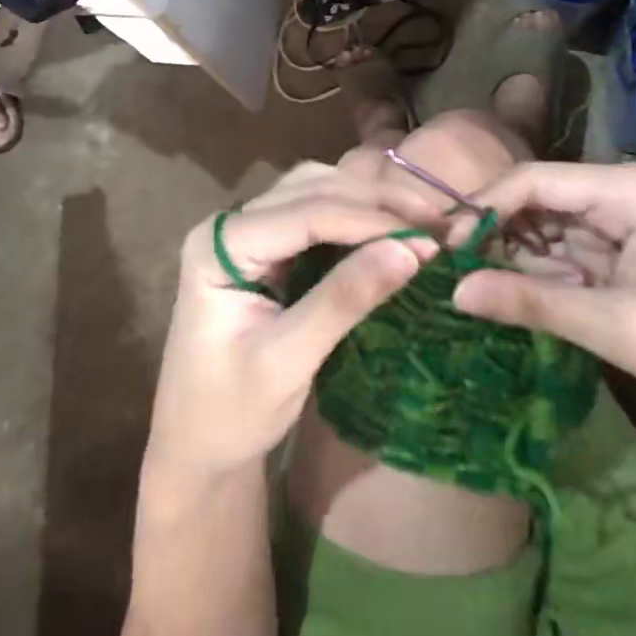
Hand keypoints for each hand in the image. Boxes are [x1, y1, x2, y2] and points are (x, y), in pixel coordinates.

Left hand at [143, 164, 439, 482]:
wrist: (199, 447)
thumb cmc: (232, 412)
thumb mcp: (288, 360)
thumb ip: (344, 300)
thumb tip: (413, 252)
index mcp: (218, 248)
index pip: (307, 214)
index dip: (372, 220)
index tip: (430, 237)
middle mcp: (231, 226)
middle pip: (315, 188)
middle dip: (379, 201)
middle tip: (437, 222)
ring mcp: (250, 233)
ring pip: (320, 189)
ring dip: (373, 200)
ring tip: (422, 219)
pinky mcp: (271, 248)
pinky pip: (321, 211)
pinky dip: (361, 213)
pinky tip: (393, 226)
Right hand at [451, 163, 635, 438]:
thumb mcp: (615, 325)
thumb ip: (532, 302)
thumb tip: (454, 289)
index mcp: (626, 190)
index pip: (533, 180)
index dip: (481, 209)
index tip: (437, 250)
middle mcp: (625, 197)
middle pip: (542, 204)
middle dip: (496, 237)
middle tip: (445, 279)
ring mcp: (631, 229)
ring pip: (555, 235)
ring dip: (519, 262)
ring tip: (469, 293)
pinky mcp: (635, 260)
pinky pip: (577, 260)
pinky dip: (547, 281)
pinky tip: (515, 302)